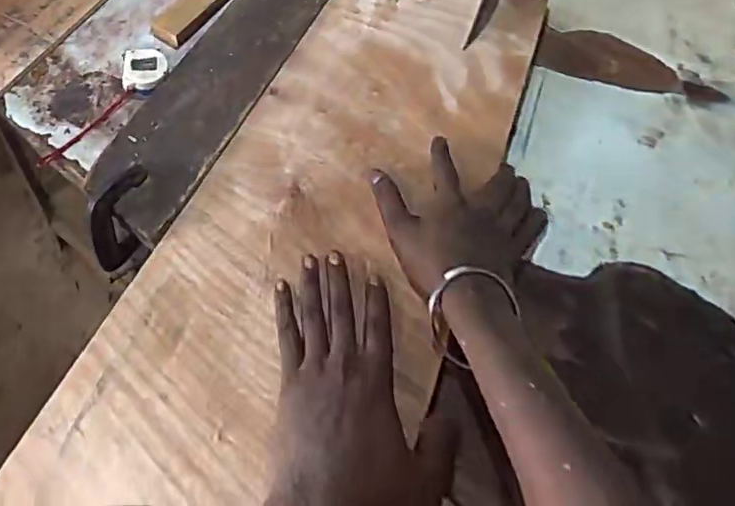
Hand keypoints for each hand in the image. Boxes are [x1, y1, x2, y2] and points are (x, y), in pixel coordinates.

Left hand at [266, 253, 457, 505]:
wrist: (320, 505)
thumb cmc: (374, 493)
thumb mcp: (423, 478)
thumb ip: (440, 444)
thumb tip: (454, 413)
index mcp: (376, 385)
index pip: (379, 331)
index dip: (377, 301)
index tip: (373, 272)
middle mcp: (344, 368)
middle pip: (343, 315)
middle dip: (340, 282)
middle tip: (336, 253)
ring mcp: (313, 371)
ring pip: (314, 318)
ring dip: (312, 286)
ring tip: (309, 259)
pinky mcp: (289, 381)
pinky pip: (286, 336)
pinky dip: (283, 309)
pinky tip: (280, 288)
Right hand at [369, 136, 546, 297]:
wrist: (468, 297)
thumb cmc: (429, 262)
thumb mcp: (400, 230)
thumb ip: (388, 200)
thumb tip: (374, 172)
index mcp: (449, 204)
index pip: (444, 172)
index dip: (441, 154)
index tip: (441, 140)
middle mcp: (479, 211)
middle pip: (495, 187)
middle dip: (500, 174)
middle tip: (506, 166)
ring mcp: (501, 231)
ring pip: (516, 205)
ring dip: (520, 192)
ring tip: (524, 183)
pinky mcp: (514, 251)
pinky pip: (529, 230)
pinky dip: (535, 220)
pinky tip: (540, 214)